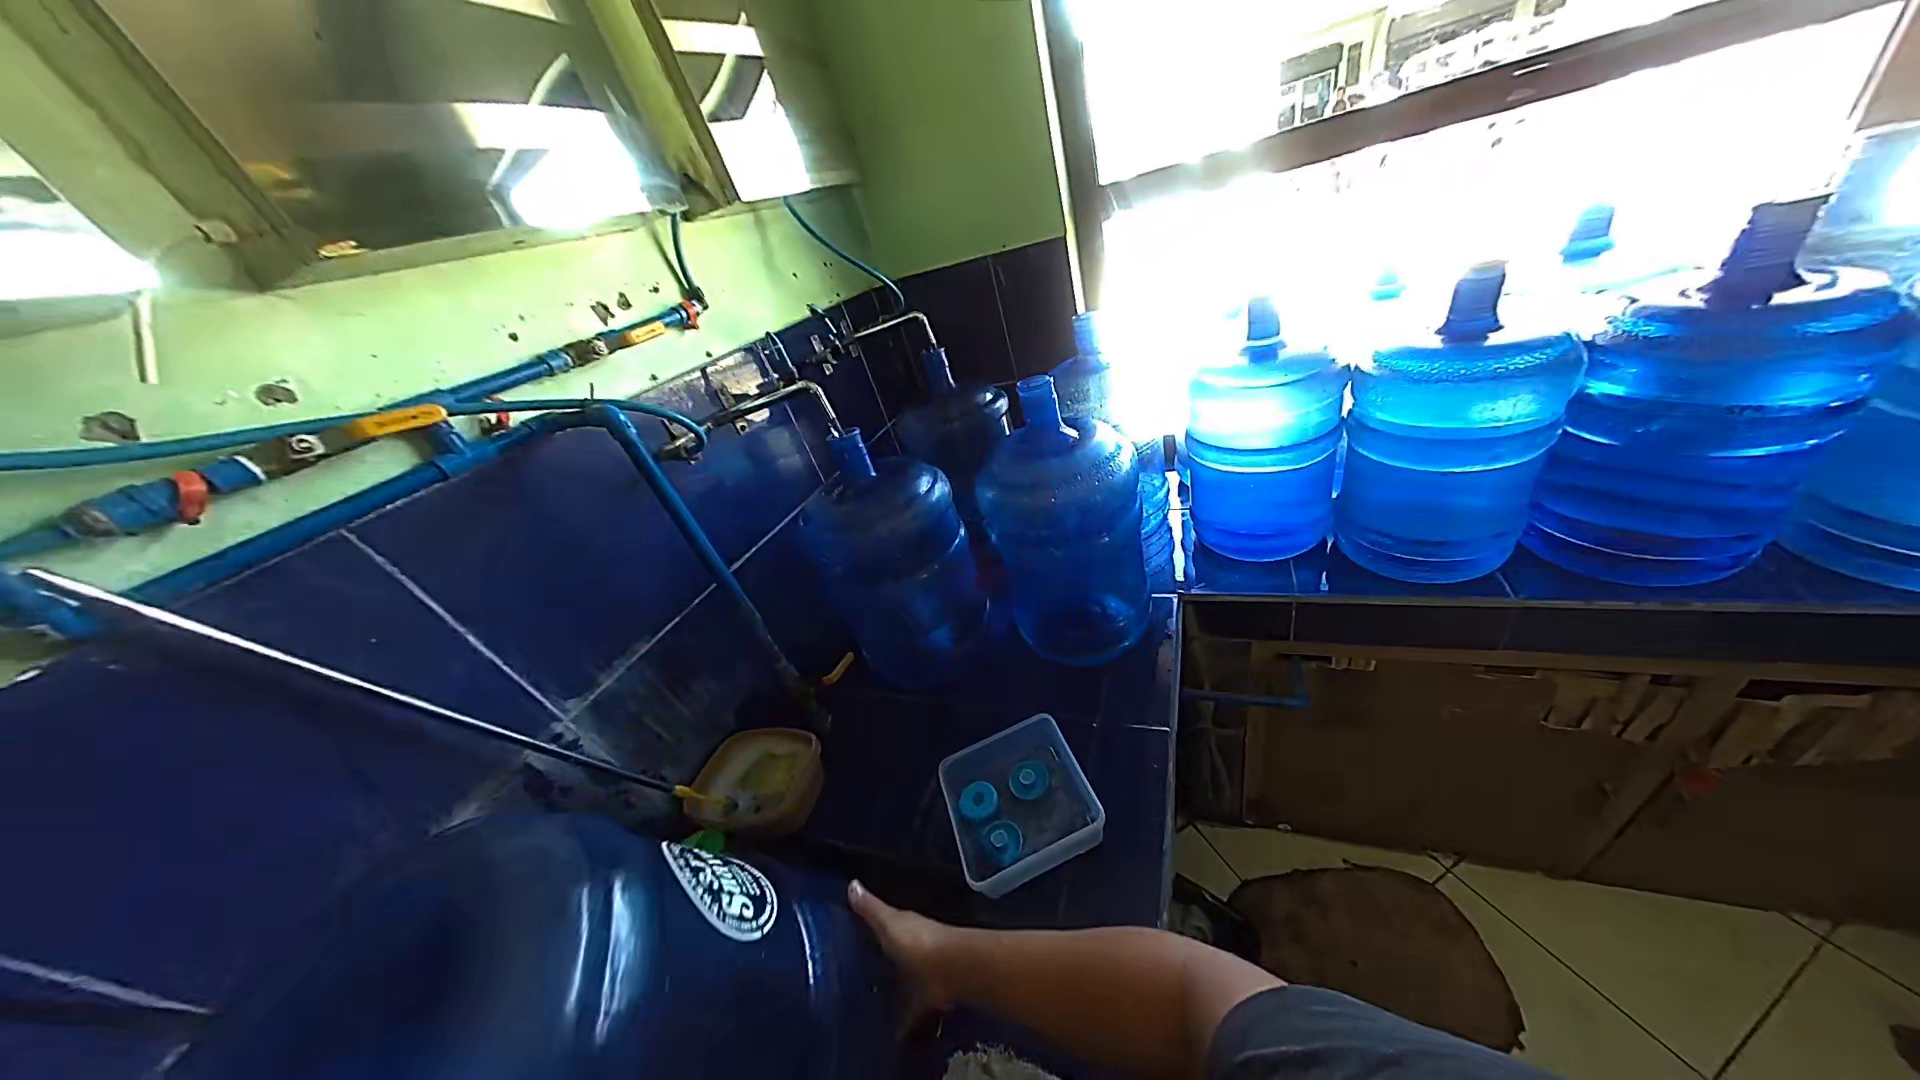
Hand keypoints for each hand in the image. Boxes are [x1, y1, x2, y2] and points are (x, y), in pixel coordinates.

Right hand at [848, 880, 961, 1025]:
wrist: (949, 970)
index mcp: (905, 927)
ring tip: (868, 1009)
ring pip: (904, 983)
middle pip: (895, 956)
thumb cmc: (916, 941)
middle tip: (856, 980)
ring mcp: (923, 975)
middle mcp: (915, 948)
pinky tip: (889, 1036)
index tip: (853, 939)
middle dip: (883, 965)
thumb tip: (852, 882)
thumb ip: (870, 909)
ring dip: (894, 993)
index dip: (873, 930)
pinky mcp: (928, 1002)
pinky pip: (911, 1013)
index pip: (886, 925)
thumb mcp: (888, 922)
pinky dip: (903, 1024)